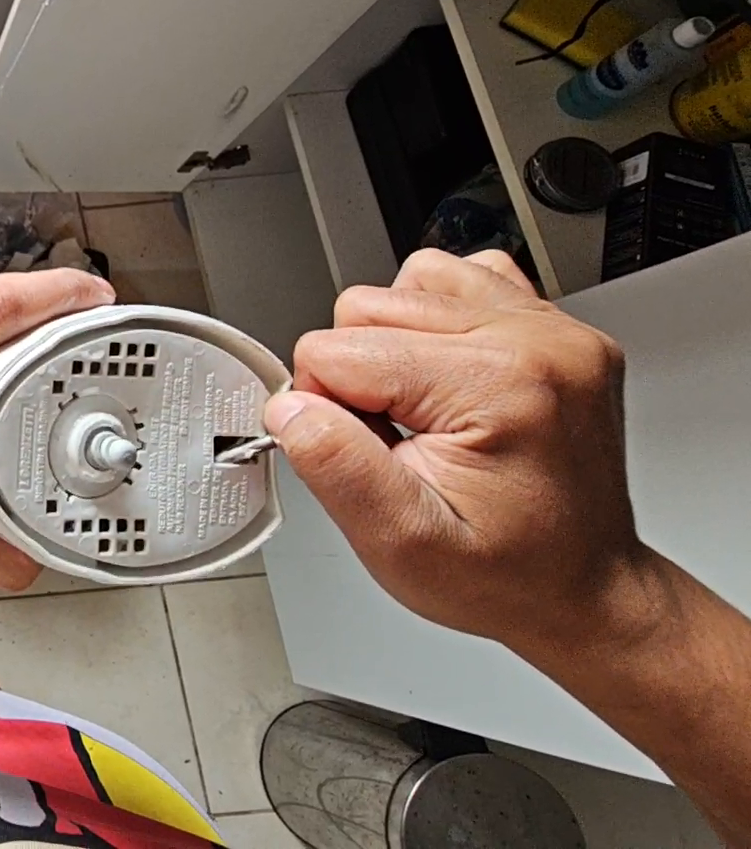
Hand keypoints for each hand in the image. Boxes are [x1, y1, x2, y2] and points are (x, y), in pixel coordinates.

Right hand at [267, 249, 649, 656]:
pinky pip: (448, 279)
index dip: (324, 405)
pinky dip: (422, 320)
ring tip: (416, 405)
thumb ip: (333, 464)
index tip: (366, 449)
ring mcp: (547, 327)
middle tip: (392, 434)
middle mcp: (534, 340)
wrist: (581, 590)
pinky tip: (438, 371)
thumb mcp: (398, 539)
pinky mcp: (545, 324)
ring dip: (383, 344)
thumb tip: (288, 407)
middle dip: (352, 373)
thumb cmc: (502, 573)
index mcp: (498, 385)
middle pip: (361, 310)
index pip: (332, 350)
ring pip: (395, 288)